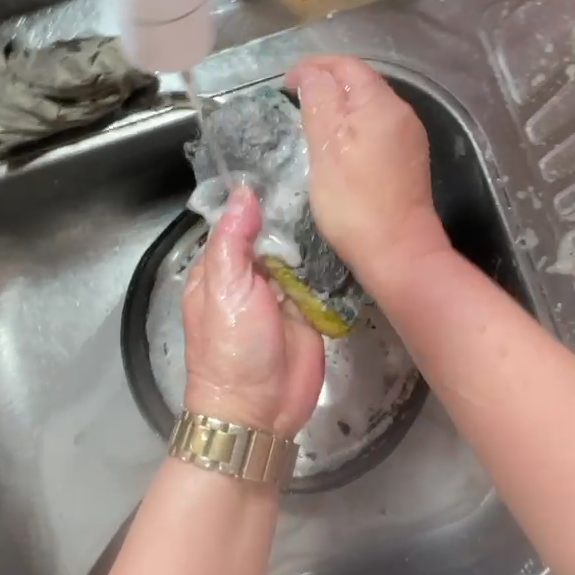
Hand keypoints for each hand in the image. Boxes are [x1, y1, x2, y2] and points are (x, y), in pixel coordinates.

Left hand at [181, 188, 325, 437]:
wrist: (260, 410)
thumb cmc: (231, 348)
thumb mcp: (224, 288)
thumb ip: (232, 239)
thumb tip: (245, 192)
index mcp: (220, 266)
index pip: (240, 219)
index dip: (262, 196)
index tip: (292, 164)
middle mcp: (252, 274)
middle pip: (276, 232)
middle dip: (297, 212)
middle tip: (329, 178)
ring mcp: (283, 291)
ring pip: (303, 252)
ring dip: (319, 236)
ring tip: (346, 201)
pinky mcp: (311, 308)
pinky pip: (324, 278)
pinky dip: (334, 263)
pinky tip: (354, 237)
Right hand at [288, 56, 451, 288]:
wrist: (397, 252)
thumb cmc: (354, 202)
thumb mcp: (325, 147)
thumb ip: (318, 101)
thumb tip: (310, 73)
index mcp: (381, 103)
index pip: (345, 65)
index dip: (313, 67)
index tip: (283, 84)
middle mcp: (401, 112)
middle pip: (360, 82)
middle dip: (326, 83)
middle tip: (293, 99)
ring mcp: (408, 137)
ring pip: (368, 107)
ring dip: (339, 106)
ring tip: (310, 120)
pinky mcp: (408, 161)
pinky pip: (377, 129)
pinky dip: (353, 127)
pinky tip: (337, 145)